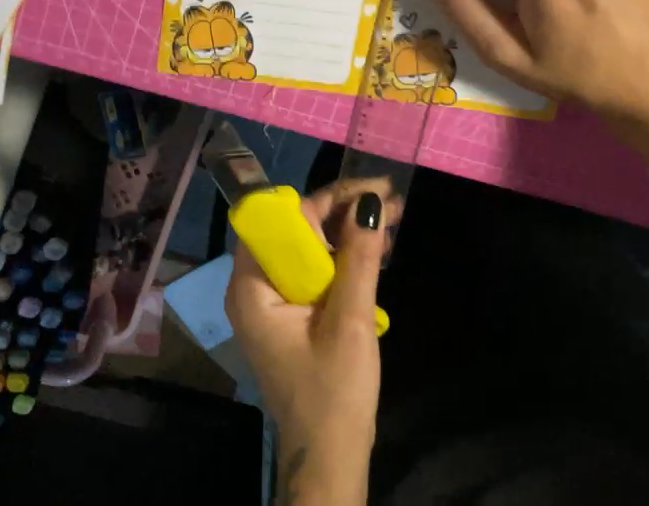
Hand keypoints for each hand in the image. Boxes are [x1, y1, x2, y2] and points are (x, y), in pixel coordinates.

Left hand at [225, 186, 387, 502]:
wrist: (329, 459)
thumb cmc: (333, 392)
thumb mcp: (350, 321)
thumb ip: (359, 259)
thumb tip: (370, 202)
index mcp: (253, 287)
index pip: (282, 220)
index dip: (326, 198)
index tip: (369, 189)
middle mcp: (255, 288)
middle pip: (296, 230)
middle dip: (344, 211)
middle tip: (392, 201)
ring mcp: (273, 303)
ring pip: (309, 249)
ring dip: (349, 232)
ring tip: (394, 219)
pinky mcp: (292, 316)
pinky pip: (315, 272)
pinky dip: (345, 258)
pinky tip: (378, 252)